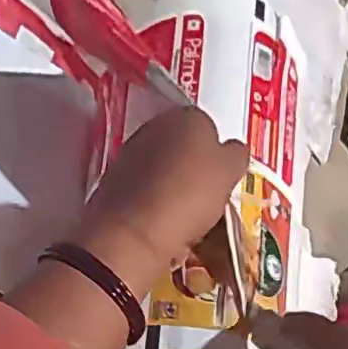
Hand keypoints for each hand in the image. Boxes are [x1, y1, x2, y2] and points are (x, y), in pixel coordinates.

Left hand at [73, 107, 249, 288]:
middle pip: (182, 148)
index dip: (217, 157)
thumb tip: (233, 151)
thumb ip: (235, 156)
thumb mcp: (229, 174)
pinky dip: (153, 204)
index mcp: (188, 116)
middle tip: (205, 202)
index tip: (221, 182)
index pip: (209, 129)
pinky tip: (161, 226)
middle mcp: (155, 126)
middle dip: (193, 170)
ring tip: (184, 220)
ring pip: (161, 170)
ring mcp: (130, 154)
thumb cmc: (190, 197)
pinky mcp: (112, 183)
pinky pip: (143, 192)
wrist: (134, 233)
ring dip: (172, 189)